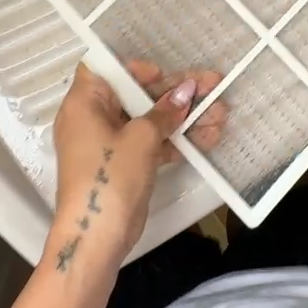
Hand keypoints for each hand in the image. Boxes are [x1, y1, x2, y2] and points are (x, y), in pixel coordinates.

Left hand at [46, 60, 225, 272]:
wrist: (96, 240)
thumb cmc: (110, 176)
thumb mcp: (142, 138)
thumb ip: (166, 111)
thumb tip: (187, 90)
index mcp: (85, 102)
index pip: (106, 68)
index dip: (134, 67)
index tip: (160, 75)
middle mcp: (94, 118)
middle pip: (138, 93)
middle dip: (177, 92)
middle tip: (213, 85)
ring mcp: (110, 143)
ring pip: (150, 119)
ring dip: (184, 116)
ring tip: (221, 112)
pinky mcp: (124, 164)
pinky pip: (152, 142)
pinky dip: (176, 140)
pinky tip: (210, 136)